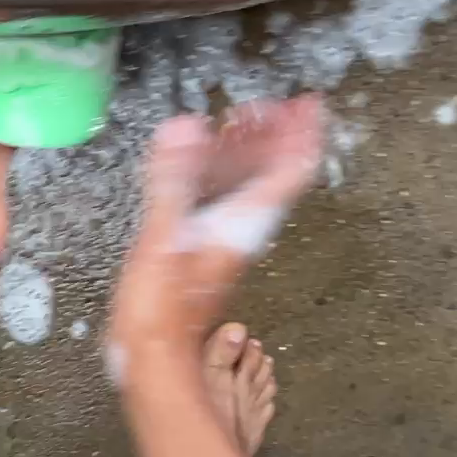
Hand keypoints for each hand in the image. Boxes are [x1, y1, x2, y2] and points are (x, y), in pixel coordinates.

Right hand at [111, 96, 323, 359]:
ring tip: (231, 130)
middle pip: (271, 177)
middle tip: (260, 108)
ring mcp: (219, 246)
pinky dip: (216, 182)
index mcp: (240, 224)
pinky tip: (196, 176)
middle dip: (271, 137)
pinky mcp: (198, 255)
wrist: (152, 355)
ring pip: (246, 192)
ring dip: (244, 158)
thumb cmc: (160, 307)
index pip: (289, 170)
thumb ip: (174, 182)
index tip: (304, 102)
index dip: (300, 132)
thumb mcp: (164, 238)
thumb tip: (186, 126)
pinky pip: (220, 207)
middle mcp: (238, 233)